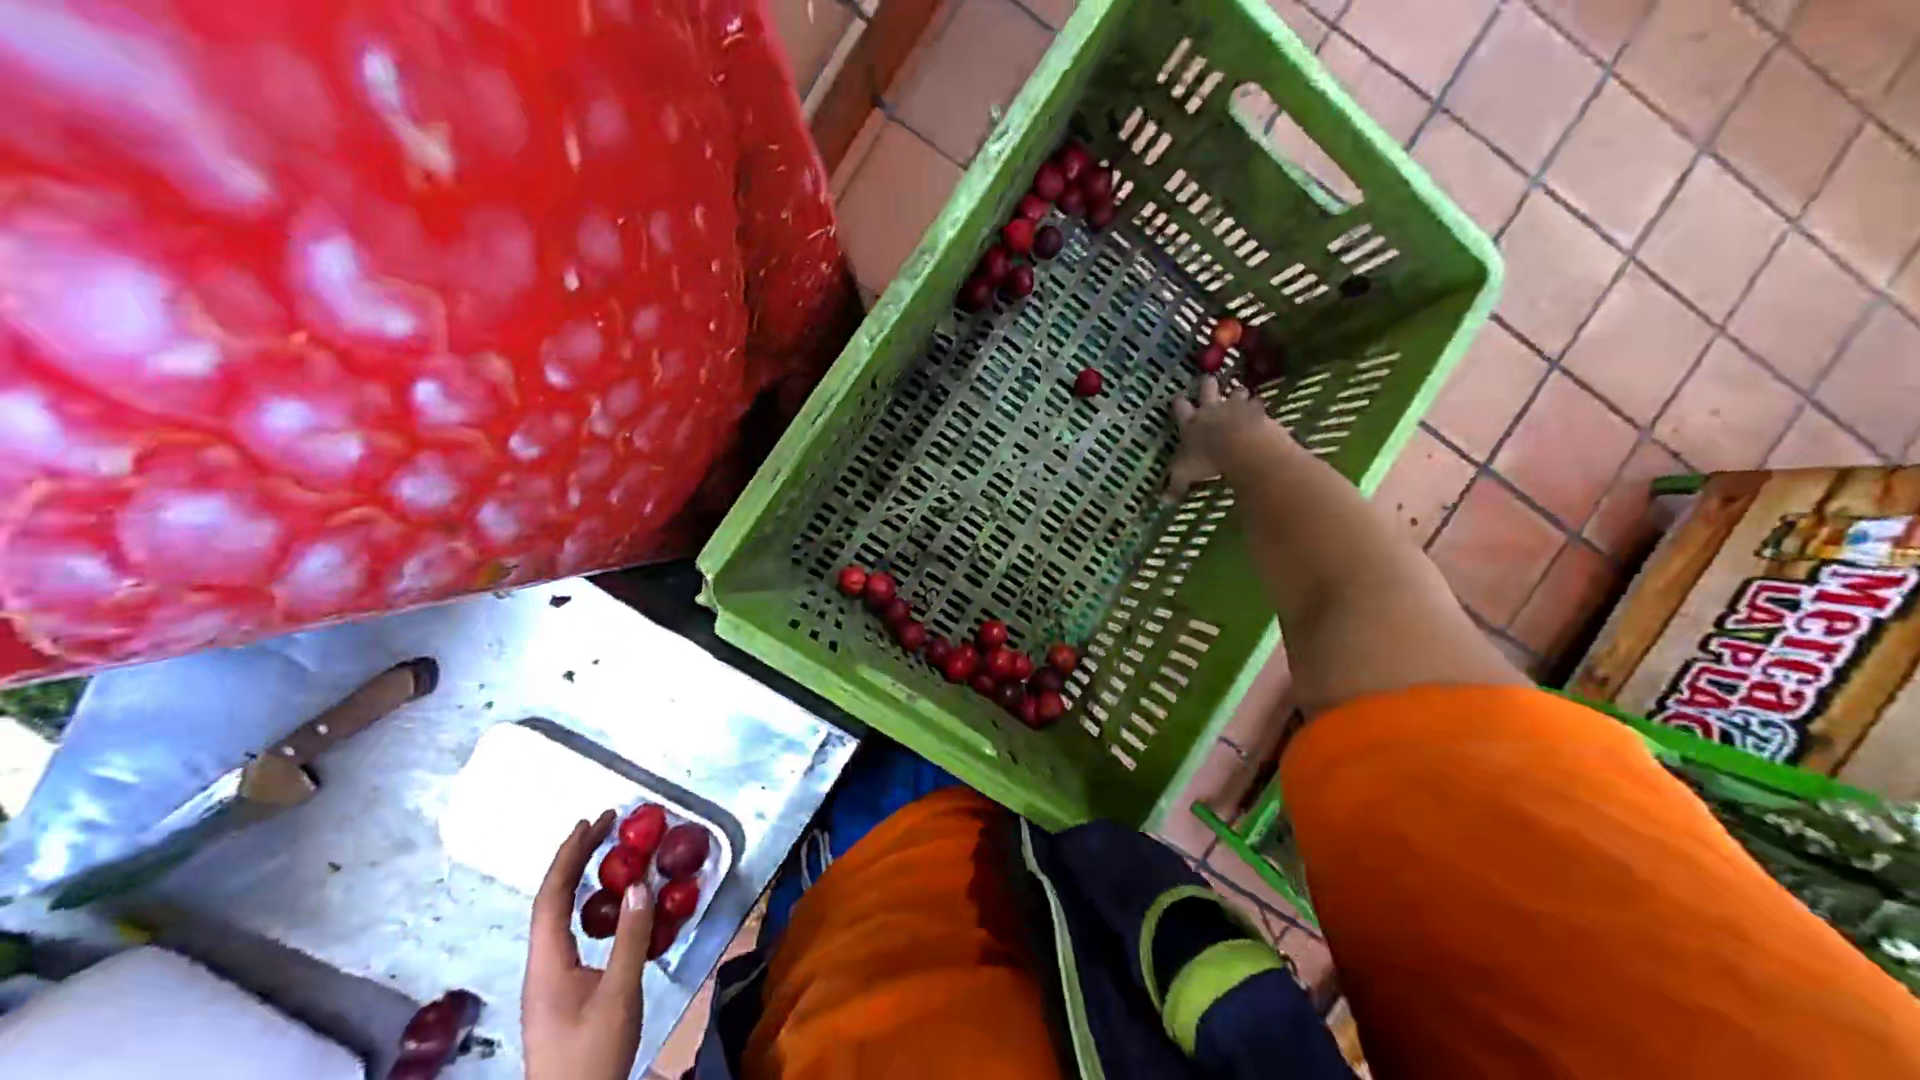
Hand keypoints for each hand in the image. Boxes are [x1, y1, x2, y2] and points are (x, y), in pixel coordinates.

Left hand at [523, 810, 654, 1079]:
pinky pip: (569, 933)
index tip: (594, 822)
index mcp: (547, 962)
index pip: (552, 896)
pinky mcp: (560, 991)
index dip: (570, 855)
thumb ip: (630, 939)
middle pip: (550, 901)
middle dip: (574, 858)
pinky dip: (586, 905)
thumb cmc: (593, 1054)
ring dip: (578, 879)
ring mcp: (547, 980)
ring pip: (557, 917)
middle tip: (603, 825)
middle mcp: (541, 965)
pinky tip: (607, 906)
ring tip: (604, 853)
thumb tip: (639, 885)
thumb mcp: (620, 995)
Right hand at [1168, 376, 1289, 499]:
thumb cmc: (1207, 459)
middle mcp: (1211, 410)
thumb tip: (1163, 500)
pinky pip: (1258, 405)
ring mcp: (1236, 407)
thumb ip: (1176, 484)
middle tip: (1208, 381)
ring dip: (1237, 394)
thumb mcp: (1185, 474)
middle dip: (1207, 385)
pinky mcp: (1257, 412)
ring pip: (1235, 392)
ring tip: (1239, 394)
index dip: (1179, 402)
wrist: (1241, 447)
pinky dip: (1258, 408)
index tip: (1178, 398)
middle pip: (1207, 389)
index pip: (1180, 407)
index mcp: (1191, 422)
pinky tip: (1261, 414)